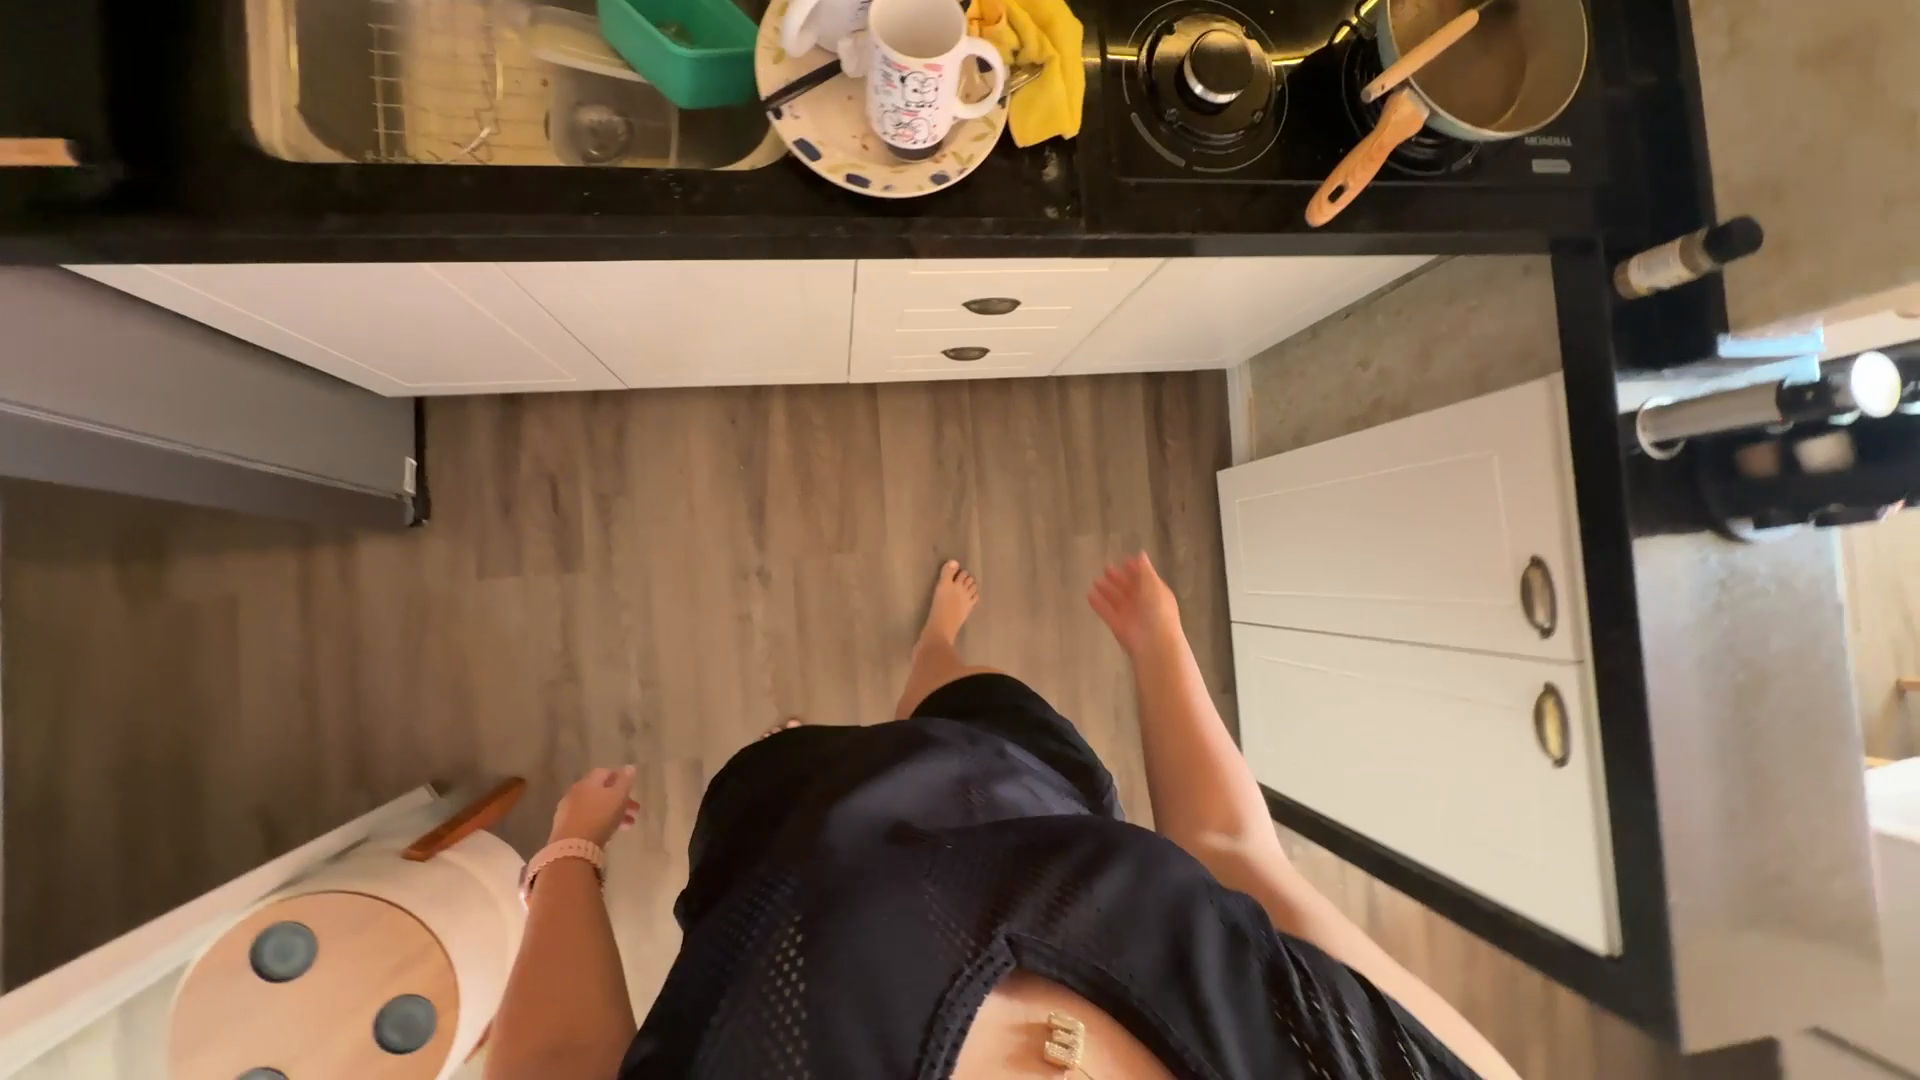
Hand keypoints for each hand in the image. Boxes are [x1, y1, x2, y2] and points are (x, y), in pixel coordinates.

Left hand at [548, 766, 639, 846]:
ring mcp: (567, 810)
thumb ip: (625, 781)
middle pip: (601, 791)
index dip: (620, 777)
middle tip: (635, 810)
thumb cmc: (599, 817)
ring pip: (595, 807)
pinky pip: (586, 819)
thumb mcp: (618, 797)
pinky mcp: (564, 827)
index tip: (632, 788)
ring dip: (612, 813)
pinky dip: (599, 822)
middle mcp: (575, 792)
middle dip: (620, 799)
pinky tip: (608, 832)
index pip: (605, 772)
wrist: (572, 847)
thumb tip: (629, 767)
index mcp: (588, 782)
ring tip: (627, 825)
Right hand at [1088, 552, 1182, 657]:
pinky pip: (1107, 612)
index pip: (1144, 579)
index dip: (1135, 569)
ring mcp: (1130, 616)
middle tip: (1106, 568)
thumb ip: (1144, 569)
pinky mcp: (1118, 626)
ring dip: (1107, 590)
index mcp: (1155, 593)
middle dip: (1118, 578)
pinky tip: (1090, 595)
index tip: (1123, 560)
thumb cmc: (1157, 610)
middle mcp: (1144, 604)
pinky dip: (1099, 604)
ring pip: (1117, 600)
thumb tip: (1140, 553)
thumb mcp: (1152, 585)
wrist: (1153, 642)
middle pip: (1129, 589)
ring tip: (1095, 580)